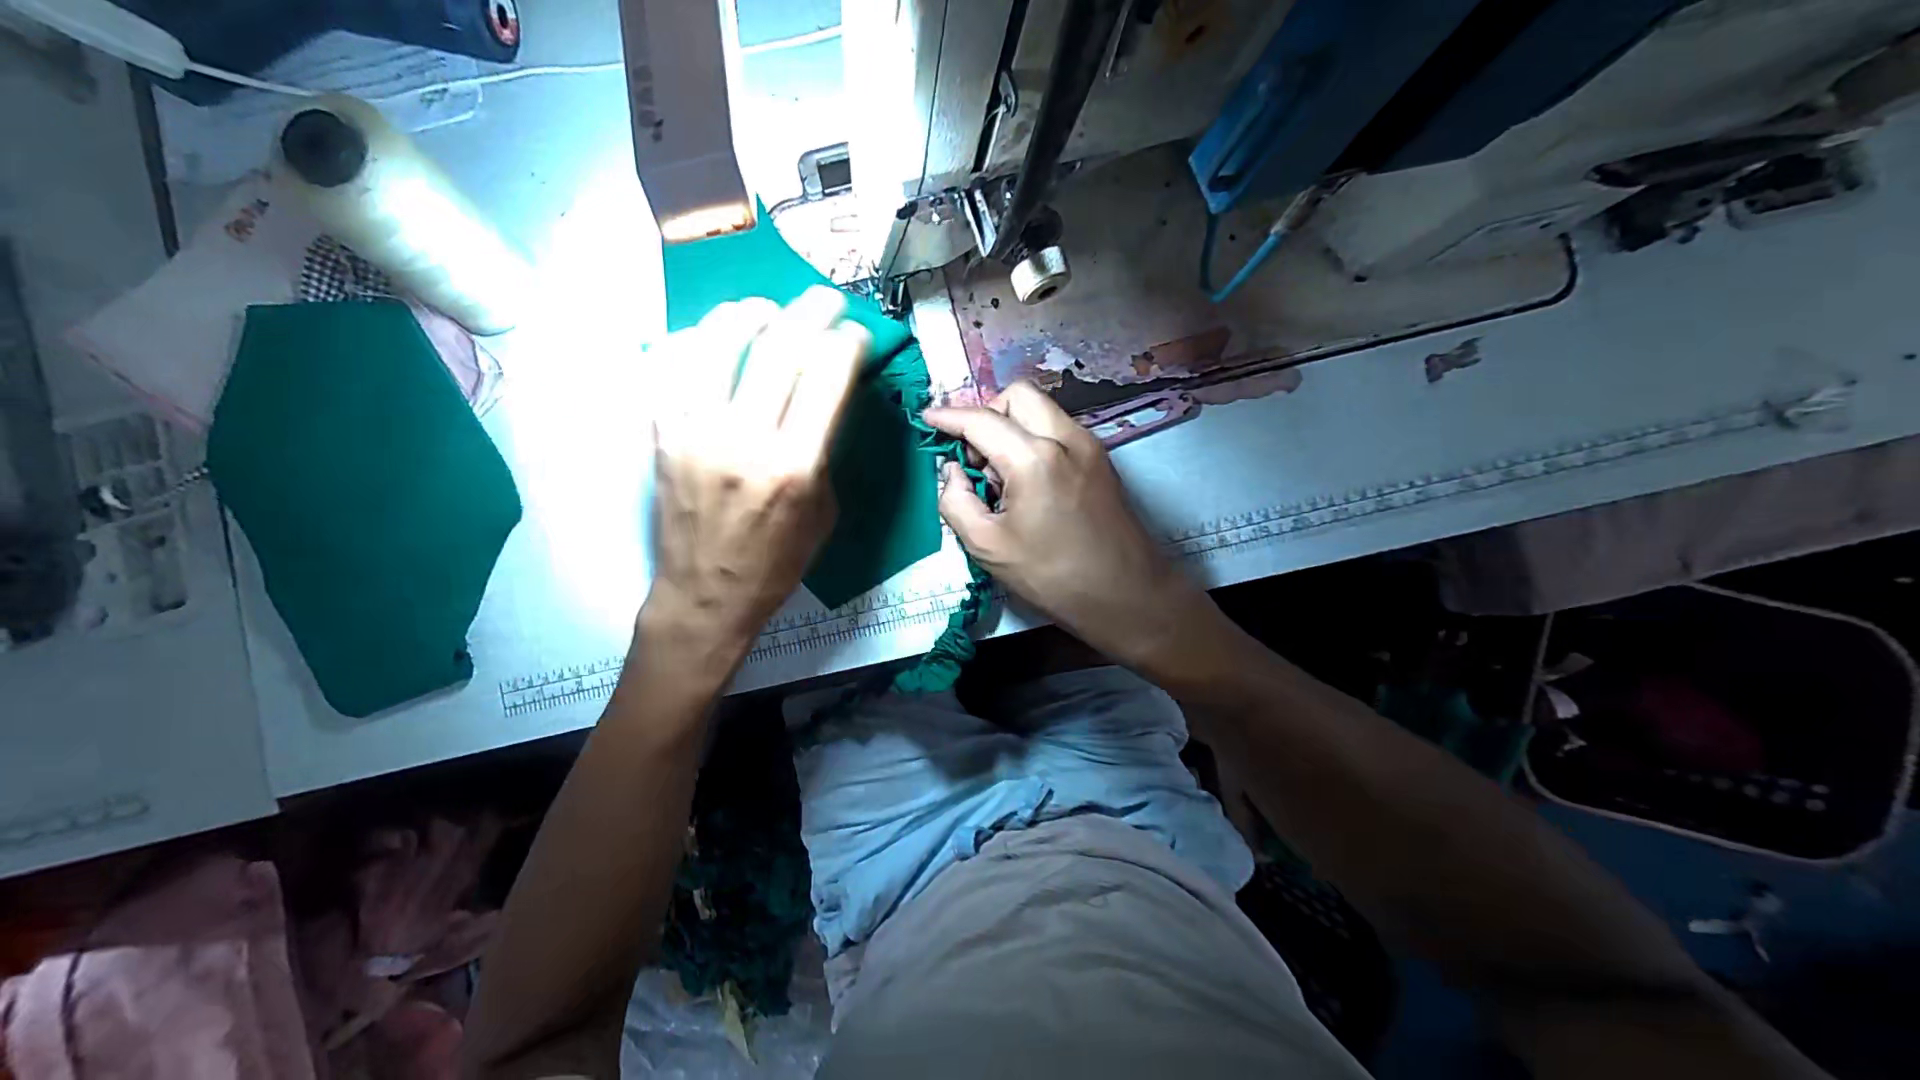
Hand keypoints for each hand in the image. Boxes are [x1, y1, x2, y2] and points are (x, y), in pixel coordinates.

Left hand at [641, 287, 868, 674]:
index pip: (827, 375)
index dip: (848, 341)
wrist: (704, 593)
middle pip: (781, 345)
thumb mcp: (823, 510)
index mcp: (795, 466)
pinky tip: (717, 335)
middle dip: (813, 310)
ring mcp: (695, 430)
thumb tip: (829, 391)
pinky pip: (674, 363)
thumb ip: (825, 447)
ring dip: (753, 310)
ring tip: (768, 308)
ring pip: (721, 339)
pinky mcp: (662, 432)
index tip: (856, 334)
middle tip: (826, 300)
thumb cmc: (776, 562)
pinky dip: (698, 337)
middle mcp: (744, 439)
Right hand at [923, 381, 1242, 682]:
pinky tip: (1029, 483)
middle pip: (1017, 395)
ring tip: (1002, 477)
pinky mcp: (1102, 459)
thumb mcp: (988, 547)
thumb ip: (956, 501)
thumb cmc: (1053, 577)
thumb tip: (952, 471)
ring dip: (1011, 426)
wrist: (1127, 596)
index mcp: (1035, 458)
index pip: (981, 419)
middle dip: (987, 414)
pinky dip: (1034, 439)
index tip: (927, 419)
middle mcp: (1067, 438)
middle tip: (975, 458)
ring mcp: (1090, 445)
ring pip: (1041, 409)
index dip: (948, 416)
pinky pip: (1058, 429)